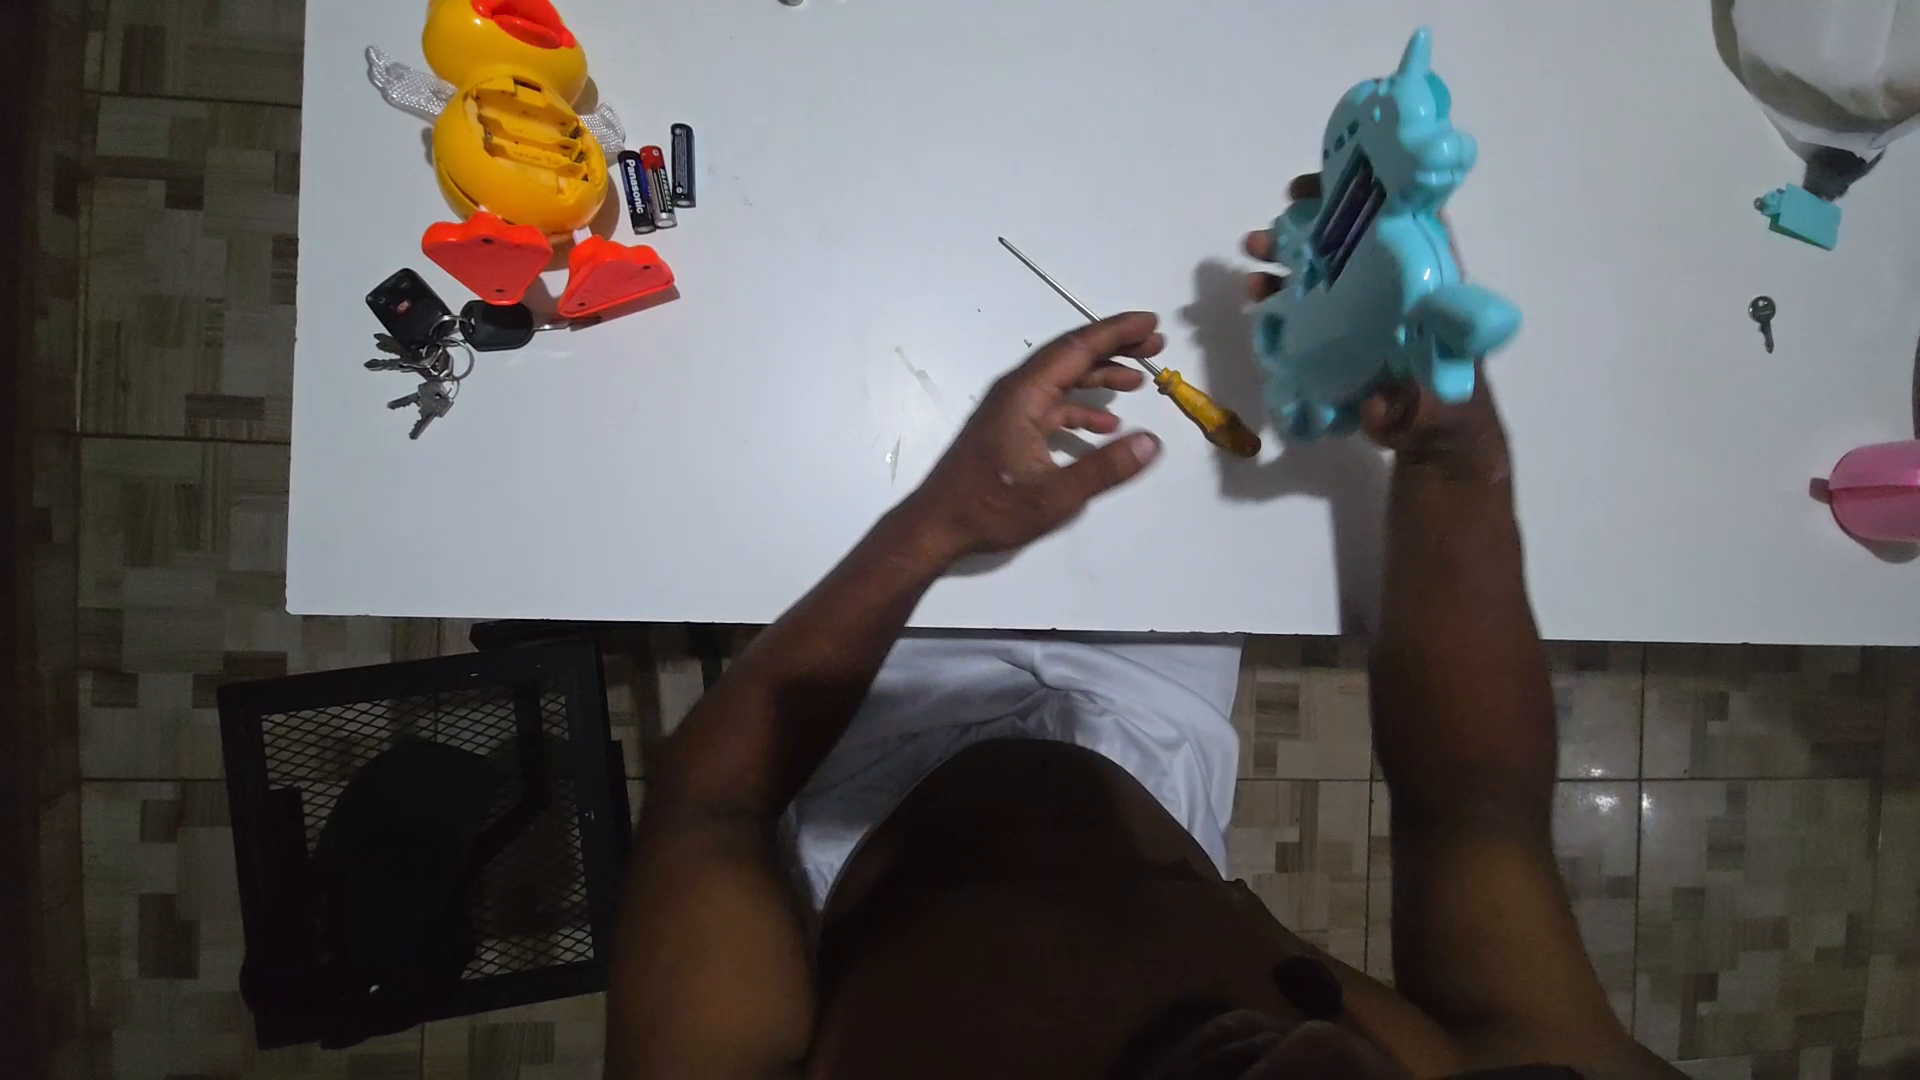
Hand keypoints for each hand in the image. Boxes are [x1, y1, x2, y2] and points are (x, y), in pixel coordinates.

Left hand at [897, 313, 1165, 561]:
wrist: (936, 525)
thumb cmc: (989, 509)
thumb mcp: (1054, 496)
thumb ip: (1104, 469)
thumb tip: (1151, 442)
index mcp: (1024, 395)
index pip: (1076, 348)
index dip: (1116, 332)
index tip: (1151, 323)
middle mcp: (1015, 392)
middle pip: (1070, 356)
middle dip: (1113, 347)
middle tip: (1154, 345)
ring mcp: (1009, 410)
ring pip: (1060, 381)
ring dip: (1097, 376)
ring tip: (1137, 381)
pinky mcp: (1007, 429)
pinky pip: (1050, 406)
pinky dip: (1079, 408)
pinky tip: (1104, 425)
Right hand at [1243, 174, 1511, 482]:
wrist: (1431, 437)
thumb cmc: (1442, 404)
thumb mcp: (1439, 393)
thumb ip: (1413, 395)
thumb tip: (1375, 403)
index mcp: (1416, 276)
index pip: (1387, 214)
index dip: (1353, 191)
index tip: (1310, 189)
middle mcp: (1380, 283)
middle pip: (1337, 239)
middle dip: (1297, 230)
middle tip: (1261, 238)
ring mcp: (1350, 309)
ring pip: (1310, 270)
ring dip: (1277, 264)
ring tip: (1251, 274)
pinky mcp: (1328, 337)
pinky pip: (1295, 310)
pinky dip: (1271, 302)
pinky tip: (1254, 305)